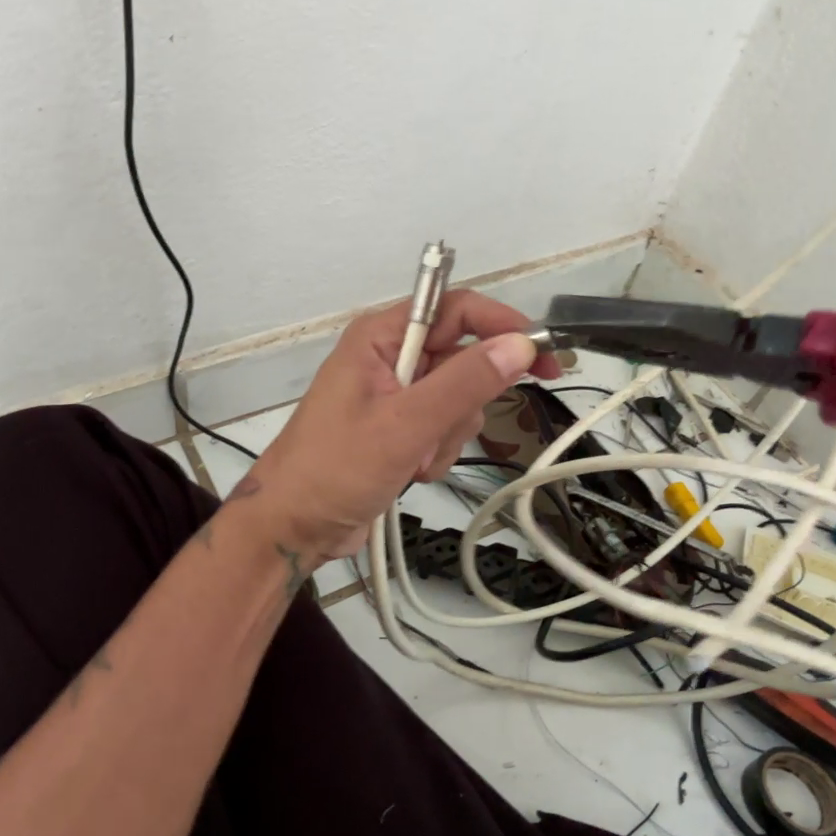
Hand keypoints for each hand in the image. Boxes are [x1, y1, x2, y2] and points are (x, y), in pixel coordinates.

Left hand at [238, 289, 560, 558]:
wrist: (292, 526)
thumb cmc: (336, 468)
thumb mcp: (406, 424)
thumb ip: (465, 382)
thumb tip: (519, 344)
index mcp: (380, 336)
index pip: (456, 309)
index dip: (502, 326)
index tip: (543, 356)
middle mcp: (387, 357)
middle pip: (460, 358)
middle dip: (463, 403)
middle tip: (446, 429)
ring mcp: (392, 395)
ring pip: (456, 400)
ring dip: (447, 435)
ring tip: (414, 458)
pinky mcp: (396, 429)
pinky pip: (439, 428)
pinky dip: (435, 452)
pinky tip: (409, 472)